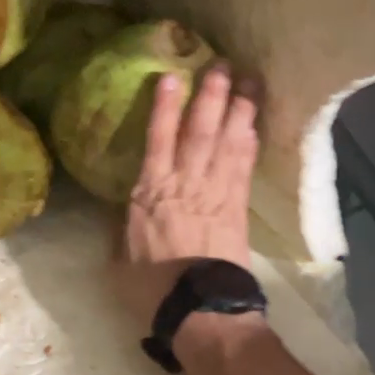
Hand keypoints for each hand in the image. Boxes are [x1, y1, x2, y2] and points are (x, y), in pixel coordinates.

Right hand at [113, 63, 260, 324]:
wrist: (200, 310)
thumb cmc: (152, 286)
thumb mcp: (121, 254)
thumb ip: (123, 225)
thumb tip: (124, 208)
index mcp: (149, 191)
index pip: (157, 138)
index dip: (165, 106)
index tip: (172, 76)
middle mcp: (184, 183)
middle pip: (199, 131)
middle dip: (210, 96)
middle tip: (220, 63)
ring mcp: (214, 193)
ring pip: (226, 142)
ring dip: (237, 109)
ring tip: (246, 79)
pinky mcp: (237, 207)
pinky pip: (243, 165)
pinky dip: (249, 140)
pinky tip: (253, 121)